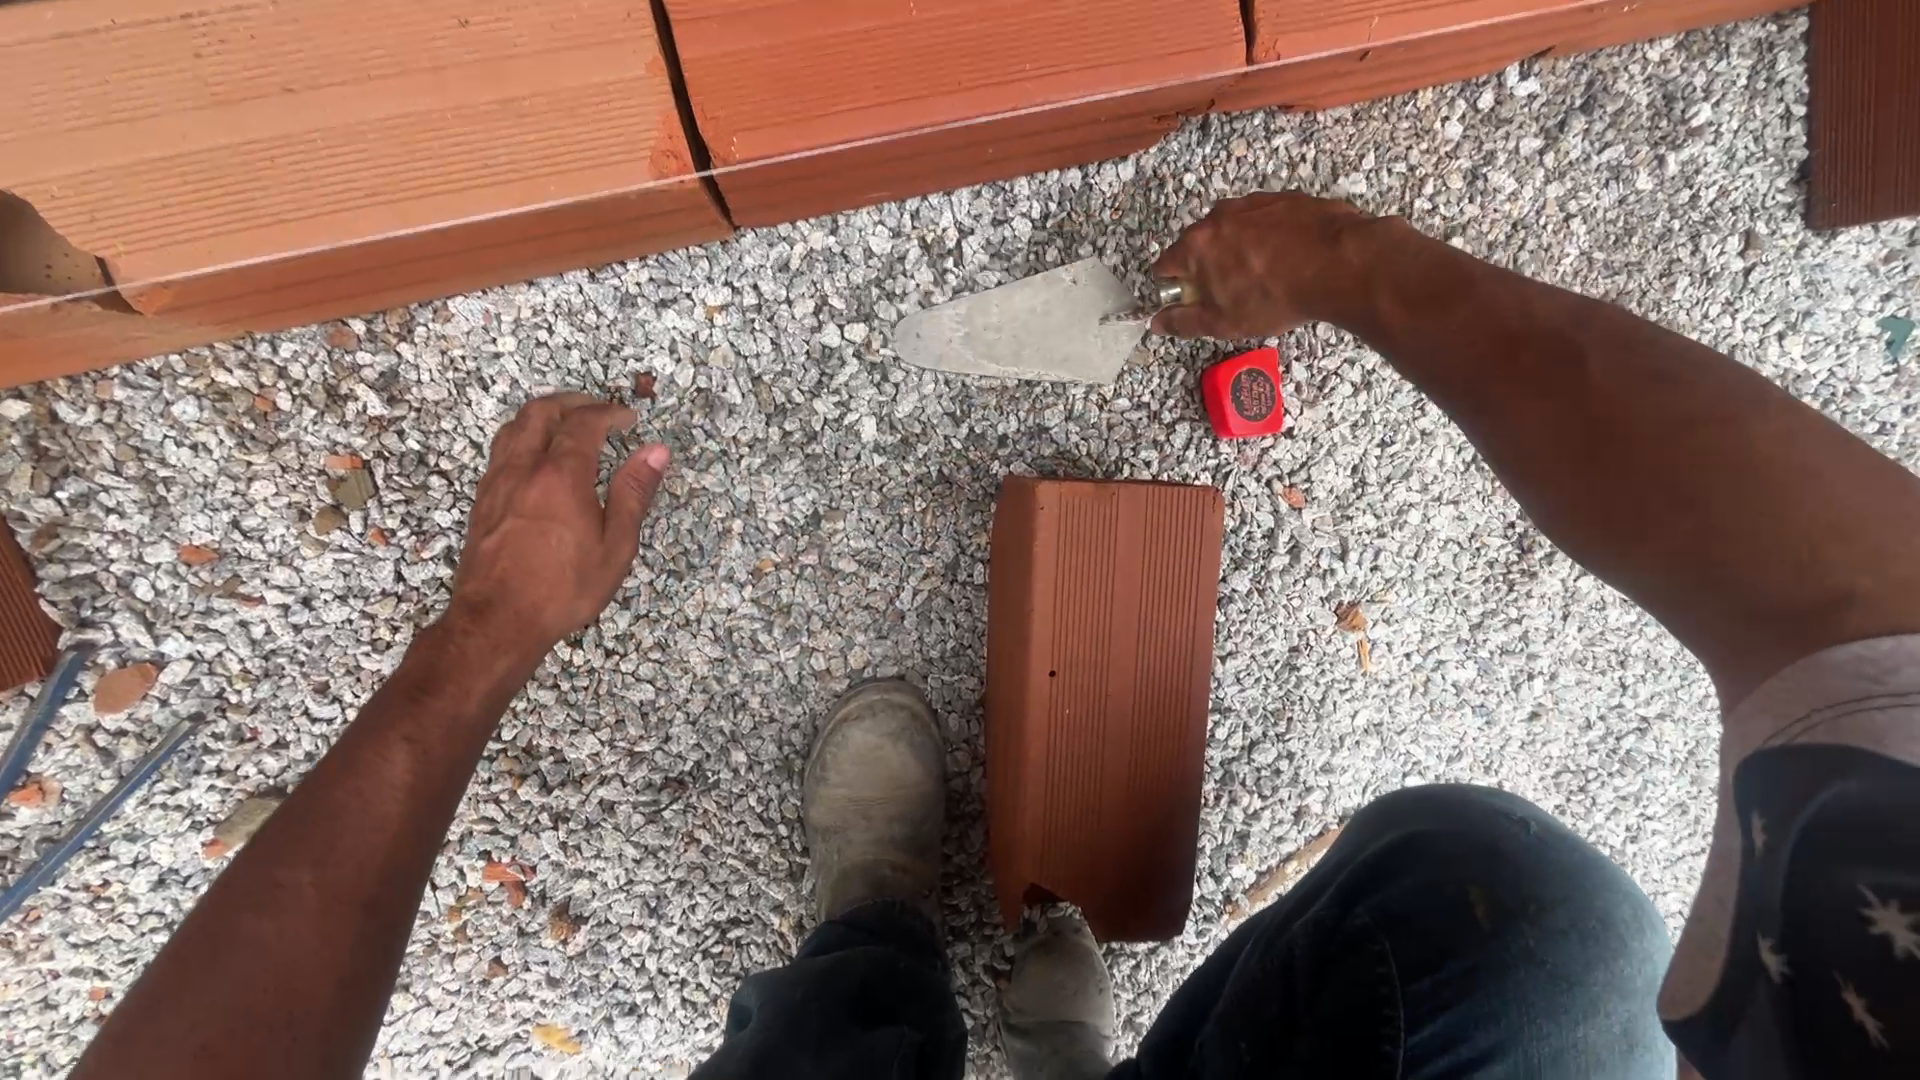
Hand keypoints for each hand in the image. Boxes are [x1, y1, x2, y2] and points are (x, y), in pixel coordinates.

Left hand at [445, 393, 669, 660]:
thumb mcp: (615, 545)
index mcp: (560, 476)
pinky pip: (501, 450)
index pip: (584, 425)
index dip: (609, 413)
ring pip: (513, 427)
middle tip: (599, 409)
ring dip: (543, 414)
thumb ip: (634, 492)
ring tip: (568, 422)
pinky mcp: (483, 500)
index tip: (630, 418)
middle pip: (540, 412)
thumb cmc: (565, 587)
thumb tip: (657, 452)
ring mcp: (497, 483)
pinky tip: (538, 456)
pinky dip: (524, 436)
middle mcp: (523, 469)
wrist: (498, 621)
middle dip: (572, 402)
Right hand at [1150, 191, 1383, 339]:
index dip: (1175, 288)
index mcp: (1195, 247)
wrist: (1339, 264)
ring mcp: (1252, 203)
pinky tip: (1285, 260)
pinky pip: (1262, 220)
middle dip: (1206, 268)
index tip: (1194, 301)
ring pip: (1230, 231)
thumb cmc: (1275, 296)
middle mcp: (1217, 217)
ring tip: (1263, 276)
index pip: (1165, 267)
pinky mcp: (1284, 198)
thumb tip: (1157, 322)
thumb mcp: (1222, 323)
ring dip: (1237, 251)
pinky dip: (1266, 238)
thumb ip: (1183, 322)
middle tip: (1231, 293)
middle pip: (1197, 246)